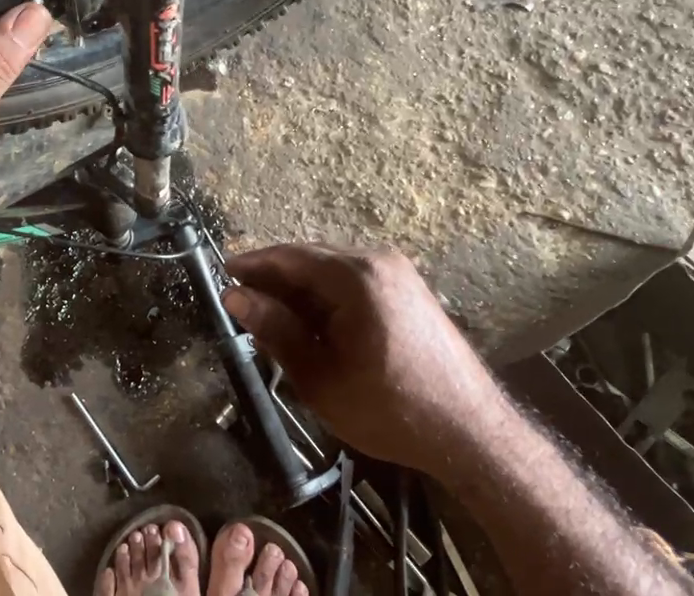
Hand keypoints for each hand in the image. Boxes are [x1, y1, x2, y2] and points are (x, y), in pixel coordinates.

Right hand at [221, 244, 511, 478]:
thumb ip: (275, 329)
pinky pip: (352, 282)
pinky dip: (326, 299)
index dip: (250, 266)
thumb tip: (234, 296)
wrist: (472, 436)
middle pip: (309, 260)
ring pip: (330, 272)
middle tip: (243, 308)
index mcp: (356, 276)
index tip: (221, 277)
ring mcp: (398, 274)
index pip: (287, 257)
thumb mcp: (320, 376)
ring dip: (300, 292)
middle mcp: (378, 262)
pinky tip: (314, 328)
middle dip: (274, 282)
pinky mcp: (408, 291)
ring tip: (275, 323)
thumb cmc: (390, 409)